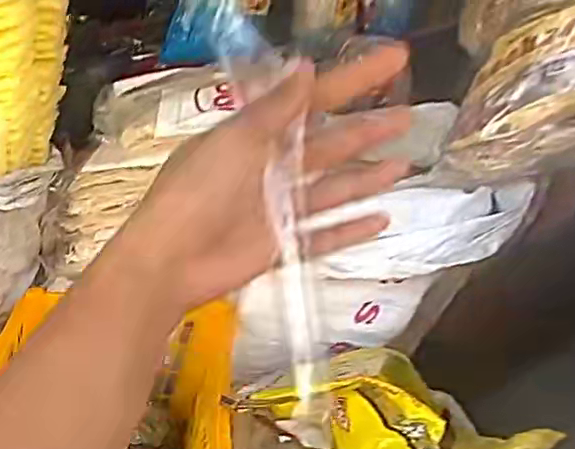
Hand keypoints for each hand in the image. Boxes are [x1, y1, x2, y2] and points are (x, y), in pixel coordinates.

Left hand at [99, 44, 414, 314]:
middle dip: (363, 131)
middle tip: (407, 115)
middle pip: (322, 148)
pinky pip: (318, 238)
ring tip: (405, 163)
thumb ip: (274, 109)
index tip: (395, 59)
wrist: (167, 263)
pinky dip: (347, 229)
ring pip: (326, 191)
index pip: (307, 103)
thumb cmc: (194, 194)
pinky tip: (381, 218)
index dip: (351, 80)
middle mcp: (261, 174)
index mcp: (248, 140)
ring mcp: (268, 214)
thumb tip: (304, 68)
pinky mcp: (273, 250)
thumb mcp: (235, 139)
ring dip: (363, 178)